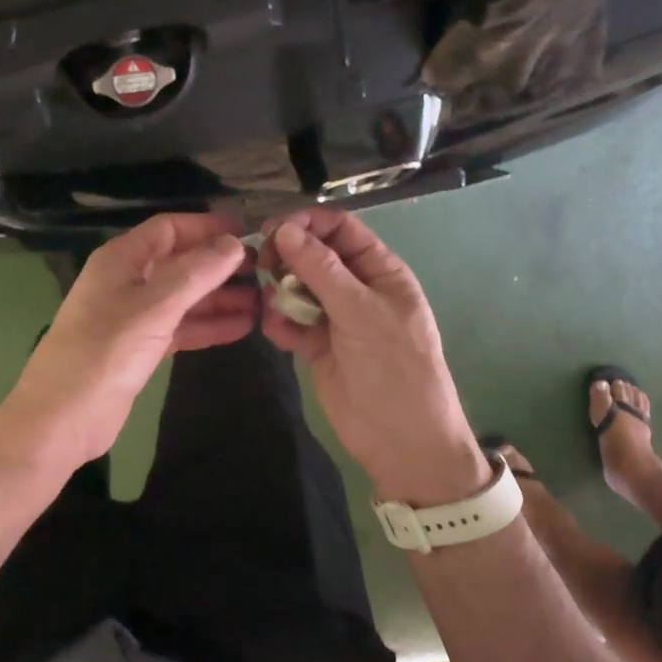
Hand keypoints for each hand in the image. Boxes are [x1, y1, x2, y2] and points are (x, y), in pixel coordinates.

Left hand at [2, 213, 255, 468]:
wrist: (63, 416)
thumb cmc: (105, 350)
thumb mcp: (154, 306)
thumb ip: (195, 273)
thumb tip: (234, 244)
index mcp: (120, 259)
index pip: (168, 229)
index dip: (207, 227)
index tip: (250, 233)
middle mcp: (126, 281)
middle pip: (179, 262)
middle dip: (219, 265)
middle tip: (266, 271)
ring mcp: (132, 316)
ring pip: (183, 298)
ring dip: (219, 297)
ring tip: (264, 300)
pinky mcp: (139, 348)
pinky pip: (180, 327)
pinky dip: (207, 326)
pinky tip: (242, 327)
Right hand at [258, 208, 487, 503]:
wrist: (399, 438)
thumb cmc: (393, 366)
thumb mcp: (360, 311)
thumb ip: (320, 268)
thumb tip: (283, 228)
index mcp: (380, 271)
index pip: (340, 230)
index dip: (307, 224)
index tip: (271, 230)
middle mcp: (356, 288)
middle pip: (312, 255)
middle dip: (286, 257)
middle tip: (262, 265)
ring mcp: (335, 317)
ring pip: (295, 287)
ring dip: (279, 292)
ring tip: (273, 307)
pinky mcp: (315, 345)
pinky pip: (288, 321)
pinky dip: (279, 323)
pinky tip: (278, 334)